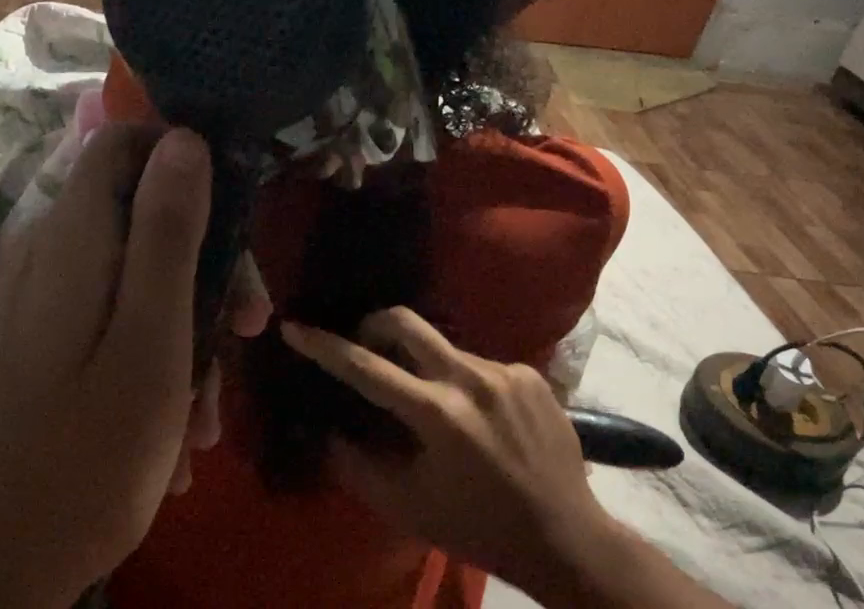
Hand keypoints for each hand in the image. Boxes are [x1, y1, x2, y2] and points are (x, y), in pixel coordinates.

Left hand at [0, 126, 214, 608]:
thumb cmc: (85, 459)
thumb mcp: (151, 345)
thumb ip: (167, 234)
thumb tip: (183, 137)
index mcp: (72, 237)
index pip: (124, 143)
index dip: (184, 162)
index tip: (235, 221)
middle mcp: (42, 252)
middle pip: (135, 215)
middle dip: (200, 267)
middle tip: (244, 334)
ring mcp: (29, 300)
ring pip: (125, 278)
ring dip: (177, 333)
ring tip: (204, 419)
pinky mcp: (26, 345)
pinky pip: (98, 324)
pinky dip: (140, 362)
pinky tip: (165, 435)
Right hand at [282, 308, 731, 608]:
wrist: (570, 541)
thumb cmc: (477, 526)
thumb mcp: (405, 506)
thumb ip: (355, 465)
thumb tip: (324, 428)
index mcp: (437, 414)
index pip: (364, 367)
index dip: (323, 345)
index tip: (294, 327)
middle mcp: (471, 379)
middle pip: (403, 322)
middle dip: (371, 325)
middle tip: (365, 349)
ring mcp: (506, 372)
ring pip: (442, 346)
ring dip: (422, 364)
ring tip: (430, 403)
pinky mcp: (530, 375)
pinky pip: (478, 363)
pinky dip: (462, 381)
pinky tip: (475, 417)